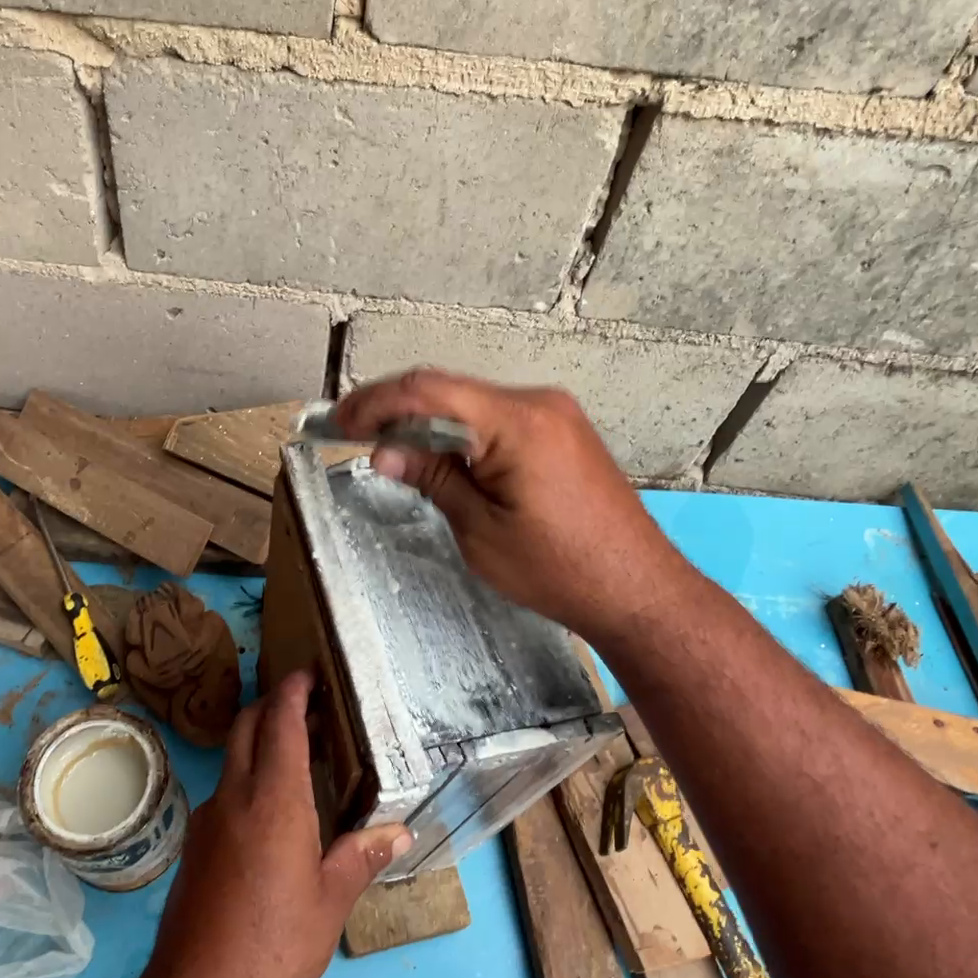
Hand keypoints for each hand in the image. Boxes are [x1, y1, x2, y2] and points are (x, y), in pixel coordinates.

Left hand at [94, 673, 411, 977]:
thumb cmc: (274, 943)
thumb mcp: (330, 903)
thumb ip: (361, 858)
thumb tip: (398, 832)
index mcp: (274, 801)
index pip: (280, 723)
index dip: (292, 691)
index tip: (307, 673)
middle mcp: (234, 798)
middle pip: (246, 728)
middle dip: (272, 706)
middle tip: (306, 708)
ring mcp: (207, 820)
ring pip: (231, 760)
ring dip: (259, 744)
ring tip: (295, 758)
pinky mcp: (194, 845)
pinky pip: (223, 793)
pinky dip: (246, 780)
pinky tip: (268, 813)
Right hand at [334, 368, 680, 633]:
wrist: (637, 588)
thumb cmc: (558, 570)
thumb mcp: (480, 531)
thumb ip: (433, 479)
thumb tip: (384, 451)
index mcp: (519, 423)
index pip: (430, 390)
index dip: (377, 402)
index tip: (341, 422)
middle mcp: (539, 403)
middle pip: (450, 389)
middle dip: (397, 409)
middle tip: (354, 433)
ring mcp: (556, 413)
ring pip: (472, 402)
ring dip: (428, 421)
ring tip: (387, 446)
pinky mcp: (562, 430)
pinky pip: (497, 417)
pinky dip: (461, 430)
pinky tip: (437, 452)